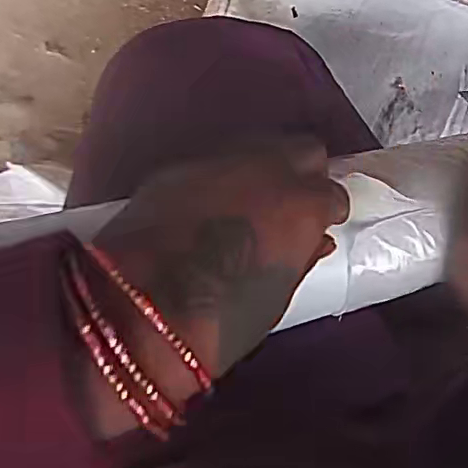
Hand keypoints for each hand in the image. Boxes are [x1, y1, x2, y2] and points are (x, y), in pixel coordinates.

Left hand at [91, 136, 349, 383]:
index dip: (327, 210)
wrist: (134, 311)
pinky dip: (222, 178)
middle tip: (292, 204)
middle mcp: (266, 168)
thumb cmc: (220, 321)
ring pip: (259, 145)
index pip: (332, 192)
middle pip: (303, 149)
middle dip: (305, 173)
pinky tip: (209, 206)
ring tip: (252, 201)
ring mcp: (219, 160)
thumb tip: (314, 240)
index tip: (320, 224)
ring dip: (264, 168)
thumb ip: (301, 257)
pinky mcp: (177, 166)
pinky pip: (215, 161)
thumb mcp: (277, 296)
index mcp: (301, 205)